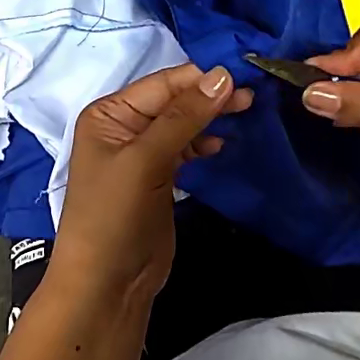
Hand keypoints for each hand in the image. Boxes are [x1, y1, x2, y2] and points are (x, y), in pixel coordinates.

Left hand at [54, 65, 252, 301]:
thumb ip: (183, 117)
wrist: (108, 283)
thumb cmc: (115, 215)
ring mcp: (140, 153)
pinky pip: (183, 148)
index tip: (243, 76)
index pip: (160, 84)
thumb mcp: (145, 160)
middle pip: (172, 101)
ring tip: (246, 113)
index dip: (200, 79)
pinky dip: (203, 142)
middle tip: (251, 98)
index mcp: (108, 113)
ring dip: (209, 118)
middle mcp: (122, 126)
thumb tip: (222, 75)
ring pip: (181, 123)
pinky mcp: (157, 177)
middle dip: (208, 97)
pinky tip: (221, 143)